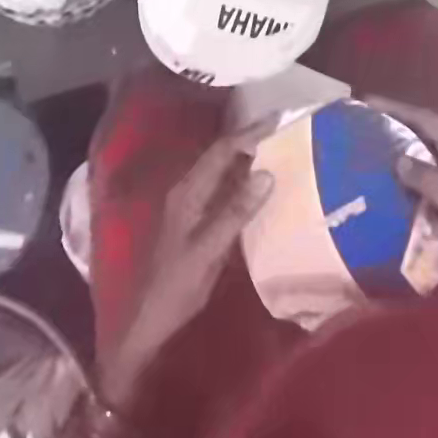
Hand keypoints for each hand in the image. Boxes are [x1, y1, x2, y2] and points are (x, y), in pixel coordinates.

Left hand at [96, 116, 277, 406]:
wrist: (151, 318)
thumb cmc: (177, 284)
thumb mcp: (209, 249)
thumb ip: (236, 211)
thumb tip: (267, 173)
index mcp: (188, 192)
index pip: (221, 151)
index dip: (249, 133)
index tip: (280, 119)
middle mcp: (188, 190)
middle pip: (221, 155)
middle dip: (251, 139)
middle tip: (286, 130)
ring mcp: (191, 204)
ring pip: (223, 170)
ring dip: (248, 157)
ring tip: (281, 150)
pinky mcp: (197, 219)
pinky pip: (224, 189)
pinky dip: (244, 180)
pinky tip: (264, 186)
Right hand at [367, 96, 437, 274]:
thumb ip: (429, 181)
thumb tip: (398, 159)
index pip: (427, 119)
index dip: (396, 109)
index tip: (368, 101)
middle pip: (427, 124)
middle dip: (396, 118)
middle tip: (364, 118)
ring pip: (429, 140)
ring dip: (403, 135)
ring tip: (372, 135)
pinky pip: (433, 157)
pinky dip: (412, 154)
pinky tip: (394, 163)